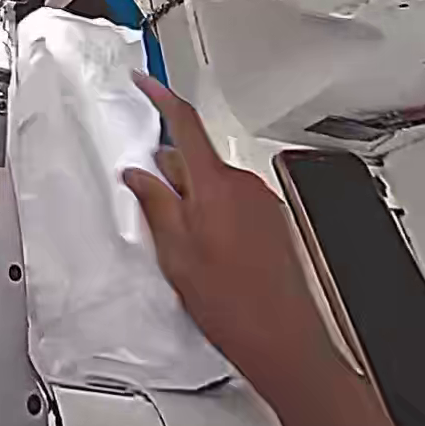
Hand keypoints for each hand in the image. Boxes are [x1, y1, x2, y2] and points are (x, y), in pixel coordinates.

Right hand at [122, 72, 346, 396]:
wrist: (287, 343)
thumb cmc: (235, 305)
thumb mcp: (176, 254)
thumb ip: (154, 204)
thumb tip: (137, 176)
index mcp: (214, 185)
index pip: (184, 123)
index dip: (160, 96)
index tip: (144, 81)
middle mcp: (242, 183)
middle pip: (194, 156)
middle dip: (170, 173)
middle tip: (154, 207)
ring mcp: (260, 199)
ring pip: (212, 180)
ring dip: (192, 196)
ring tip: (186, 244)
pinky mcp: (271, 216)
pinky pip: (232, 196)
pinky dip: (213, 209)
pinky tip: (209, 249)